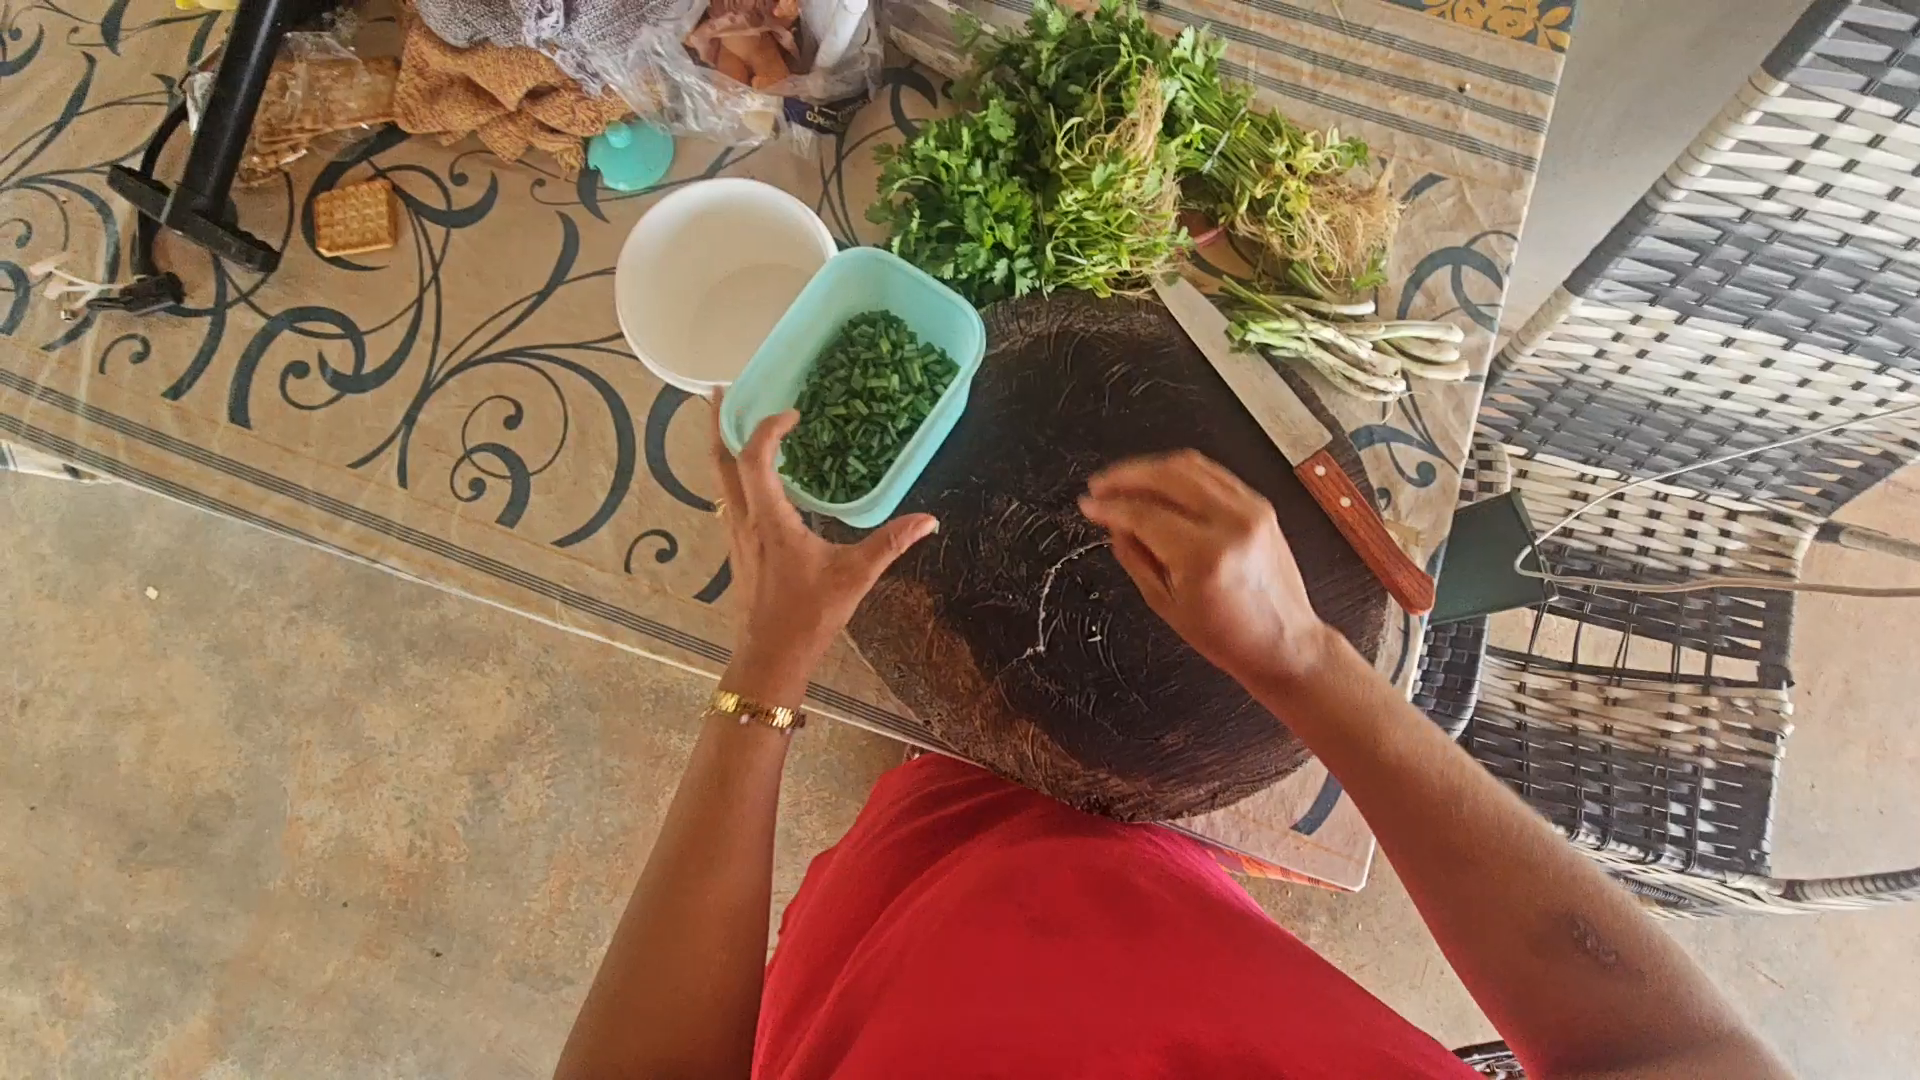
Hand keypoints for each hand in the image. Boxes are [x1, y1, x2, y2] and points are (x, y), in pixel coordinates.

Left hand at [709, 398, 938, 705]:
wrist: (770, 657)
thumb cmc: (808, 616)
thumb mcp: (854, 577)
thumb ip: (891, 543)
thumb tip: (929, 520)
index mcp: (769, 520)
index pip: (755, 458)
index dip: (768, 428)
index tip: (792, 414)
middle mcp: (744, 520)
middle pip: (719, 461)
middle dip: (717, 422)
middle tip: (719, 391)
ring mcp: (735, 535)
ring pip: (719, 480)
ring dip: (722, 447)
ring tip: (730, 421)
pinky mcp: (737, 549)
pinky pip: (729, 498)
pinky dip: (734, 474)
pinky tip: (752, 478)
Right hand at [1078, 450, 1333, 687]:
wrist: (1283, 642)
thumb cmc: (1224, 634)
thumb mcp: (1164, 602)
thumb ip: (1134, 556)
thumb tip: (1113, 522)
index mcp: (1204, 555)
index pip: (1144, 513)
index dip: (1109, 506)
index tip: (1088, 505)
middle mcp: (1231, 523)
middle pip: (1166, 476)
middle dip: (1125, 476)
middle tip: (1100, 485)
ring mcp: (1250, 509)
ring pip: (1189, 466)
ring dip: (1149, 468)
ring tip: (1123, 481)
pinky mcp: (1260, 505)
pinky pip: (1211, 474)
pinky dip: (1179, 473)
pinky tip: (1159, 483)